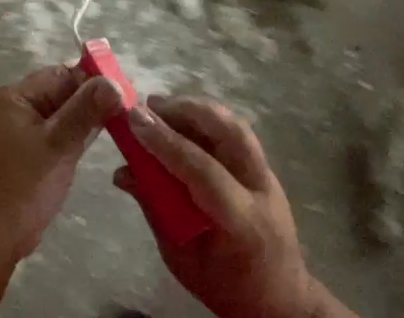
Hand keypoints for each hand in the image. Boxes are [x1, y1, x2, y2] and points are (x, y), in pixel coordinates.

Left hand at [0, 65, 122, 305]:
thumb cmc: (21, 187)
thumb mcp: (58, 146)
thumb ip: (85, 112)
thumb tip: (114, 82)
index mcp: (13, 97)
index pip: (59, 75)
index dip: (91, 81)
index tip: (126, 93)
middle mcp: (11, 109)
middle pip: (59, 95)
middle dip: (90, 104)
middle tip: (129, 115)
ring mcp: (16, 134)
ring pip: (58, 118)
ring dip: (84, 123)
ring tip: (121, 130)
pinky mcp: (23, 157)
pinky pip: (53, 138)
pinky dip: (72, 141)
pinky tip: (94, 148)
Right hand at [117, 96, 348, 317]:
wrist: (281, 301)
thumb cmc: (226, 287)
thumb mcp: (181, 258)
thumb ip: (155, 208)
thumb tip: (121, 172)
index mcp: (242, 222)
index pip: (203, 170)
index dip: (166, 142)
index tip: (133, 119)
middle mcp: (261, 192)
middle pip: (231, 132)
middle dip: (188, 110)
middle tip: (149, 106)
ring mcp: (269, 178)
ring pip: (236, 125)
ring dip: (196, 109)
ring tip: (162, 108)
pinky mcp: (265, 171)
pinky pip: (235, 133)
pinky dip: (205, 120)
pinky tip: (181, 124)